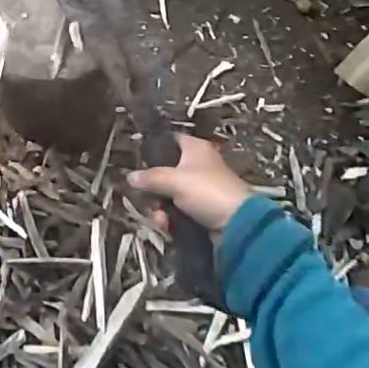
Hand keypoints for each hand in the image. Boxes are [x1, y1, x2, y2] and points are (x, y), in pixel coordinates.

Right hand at [128, 135, 252, 231]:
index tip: (139, 162)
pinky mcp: (204, 209)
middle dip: (154, 188)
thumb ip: (150, 178)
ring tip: (160, 219)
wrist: (238, 225)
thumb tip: (129, 176)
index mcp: (195, 148)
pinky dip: (173, 219)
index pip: (171, 140)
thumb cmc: (206, 191)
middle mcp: (199, 164)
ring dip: (162, 207)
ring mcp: (201, 188)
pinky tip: (168, 227)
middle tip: (147, 198)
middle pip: (167, 171)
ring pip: (171, 193)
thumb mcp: (174, 180)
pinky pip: (180, 210)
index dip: (154, 148)